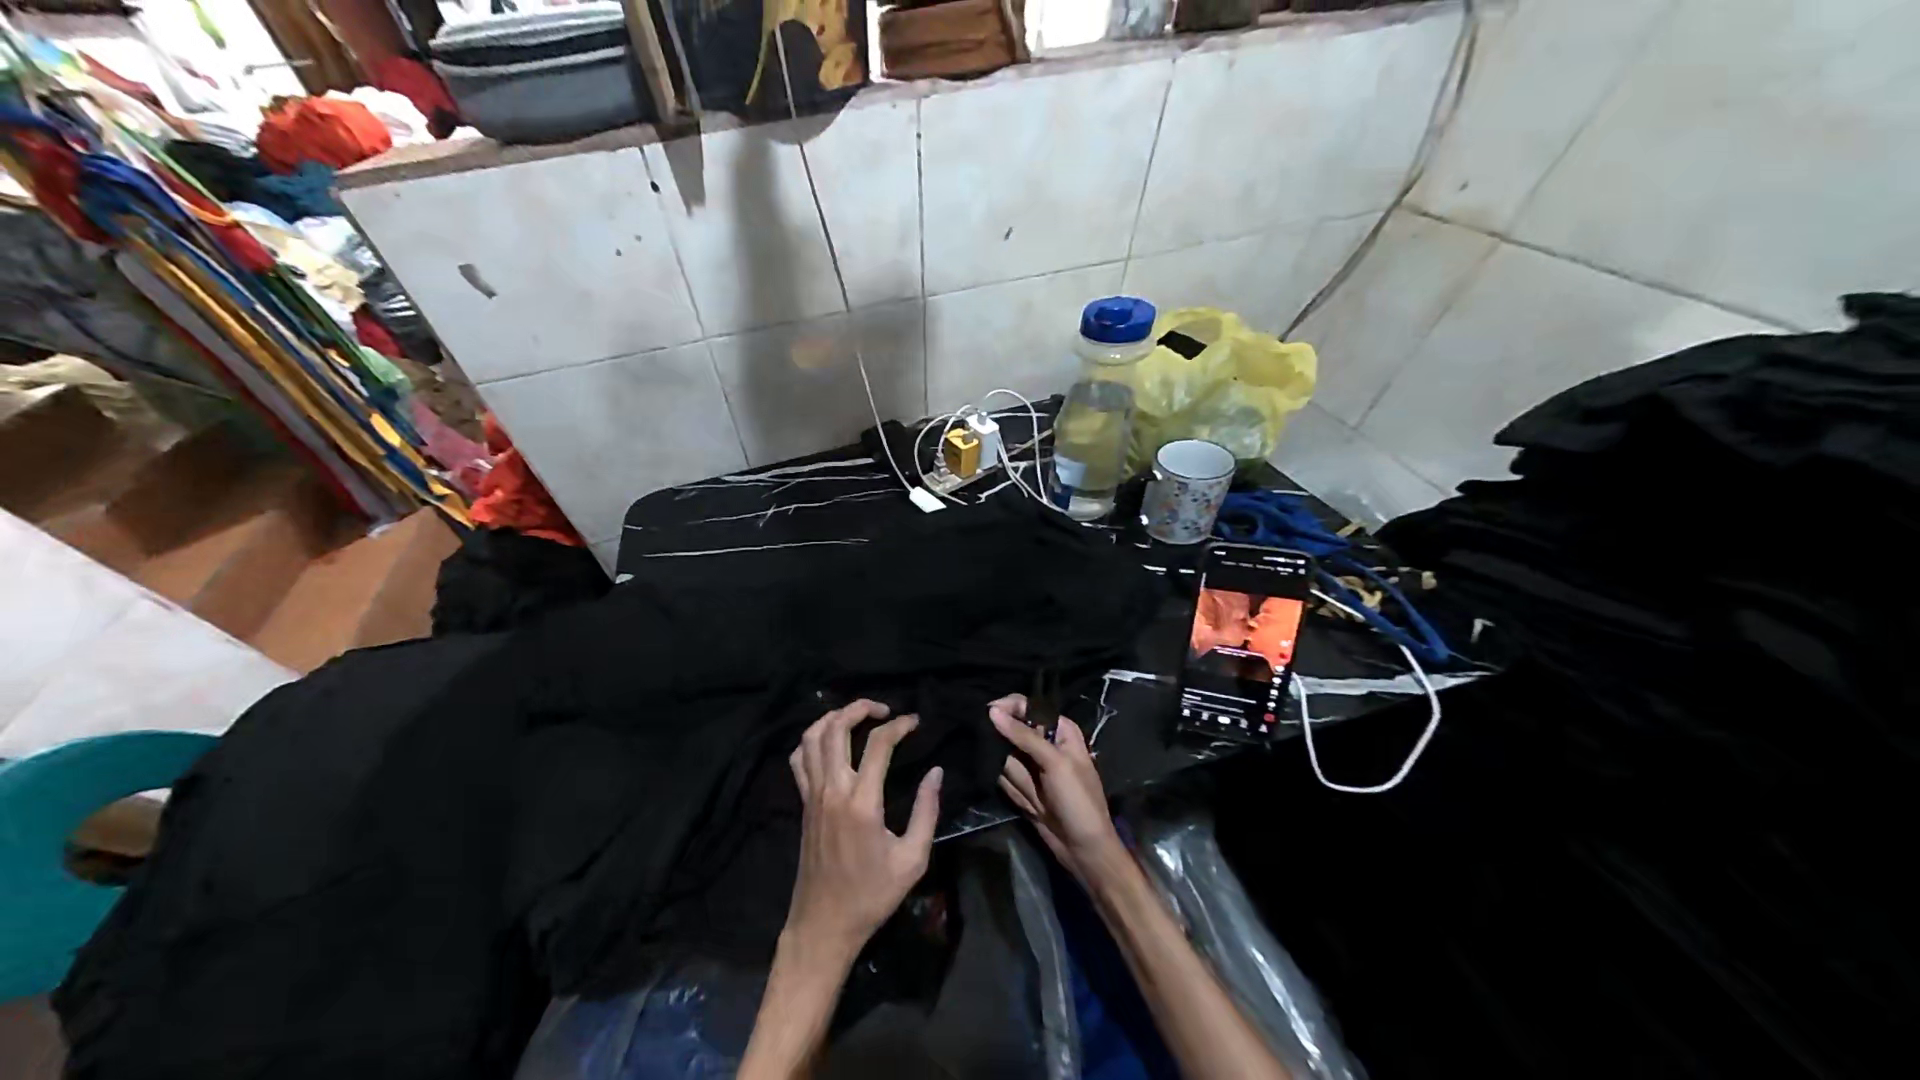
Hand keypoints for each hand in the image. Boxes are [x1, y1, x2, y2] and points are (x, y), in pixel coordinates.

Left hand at [784, 699, 942, 964]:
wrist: (823, 926)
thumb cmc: (872, 896)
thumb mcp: (912, 860)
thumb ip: (926, 811)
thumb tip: (936, 772)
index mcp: (861, 803)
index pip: (879, 744)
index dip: (900, 725)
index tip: (916, 722)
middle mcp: (832, 790)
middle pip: (836, 728)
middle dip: (860, 708)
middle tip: (884, 709)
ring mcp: (811, 796)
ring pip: (811, 738)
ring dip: (833, 718)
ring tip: (857, 717)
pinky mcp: (802, 805)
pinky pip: (799, 760)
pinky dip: (812, 741)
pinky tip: (830, 743)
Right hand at [988, 694, 1130, 888]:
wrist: (1083, 849)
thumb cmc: (1078, 800)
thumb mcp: (1055, 763)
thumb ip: (1024, 736)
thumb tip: (992, 711)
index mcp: (1060, 730)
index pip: (1028, 707)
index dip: (1008, 707)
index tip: (986, 713)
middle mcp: (1044, 744)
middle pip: (1011, 730)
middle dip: (1003, 742)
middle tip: (1002, 754)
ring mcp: (1031, 767)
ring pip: (1004, 755)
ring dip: (1009, 771)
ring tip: (1030, 790)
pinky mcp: (1021, 786)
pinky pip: (1003, 777)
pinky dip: (1008, 786)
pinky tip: (1025, 800)